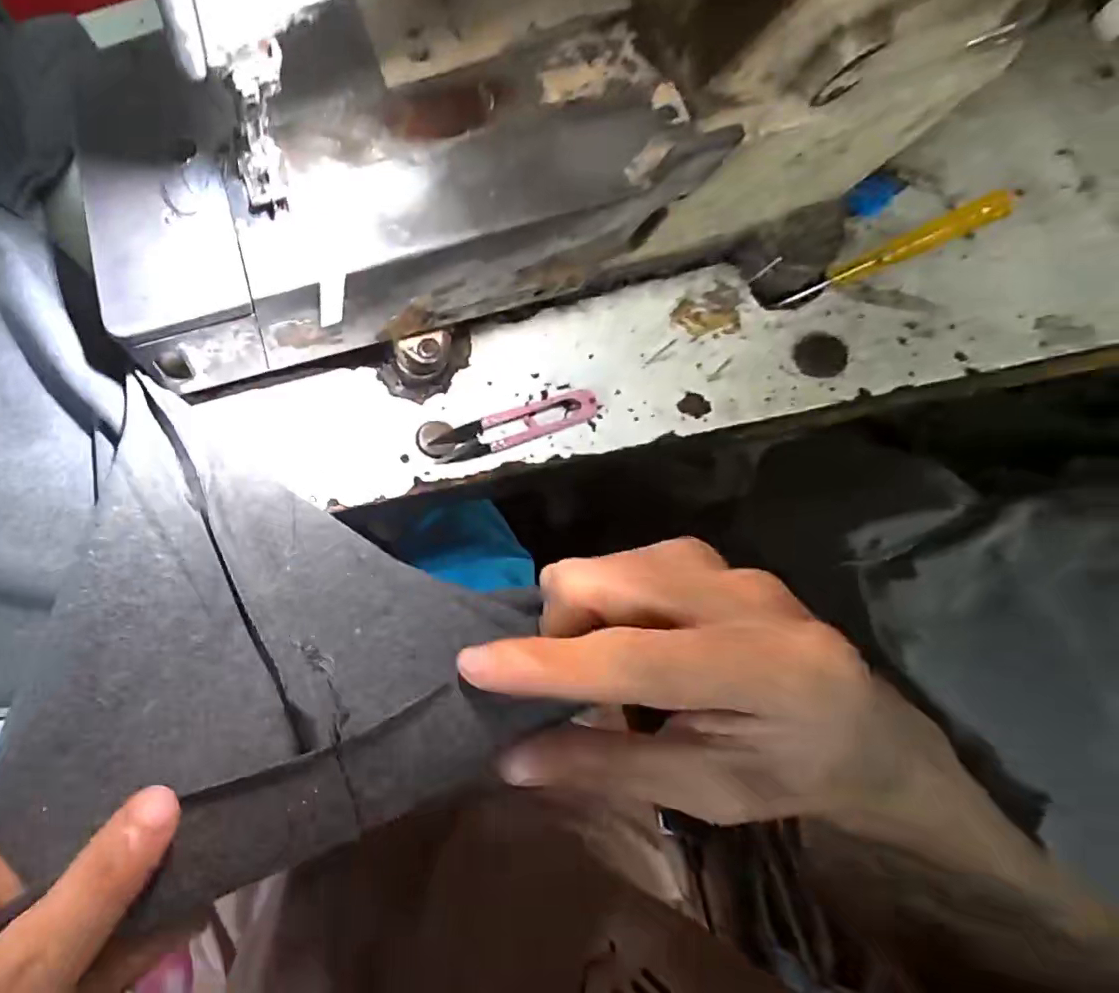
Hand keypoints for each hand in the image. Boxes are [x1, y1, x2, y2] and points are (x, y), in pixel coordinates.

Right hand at [456, 538, 963, 827]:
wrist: (873, 734)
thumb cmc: (791, 772)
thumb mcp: (706, 791)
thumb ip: (605, 769)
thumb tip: (508, 760)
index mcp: (771, 673)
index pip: (633, 659)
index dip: (547, 663)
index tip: (471, 667)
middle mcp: (748, 601)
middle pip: (597, 583)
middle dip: (561, 630)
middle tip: (582, 683)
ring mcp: (726, 566)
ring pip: (597, 566)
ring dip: (579, 614)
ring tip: (614, 658)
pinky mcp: (704, 554)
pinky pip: (613, 560)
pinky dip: (600, 598)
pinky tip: (636, 632)